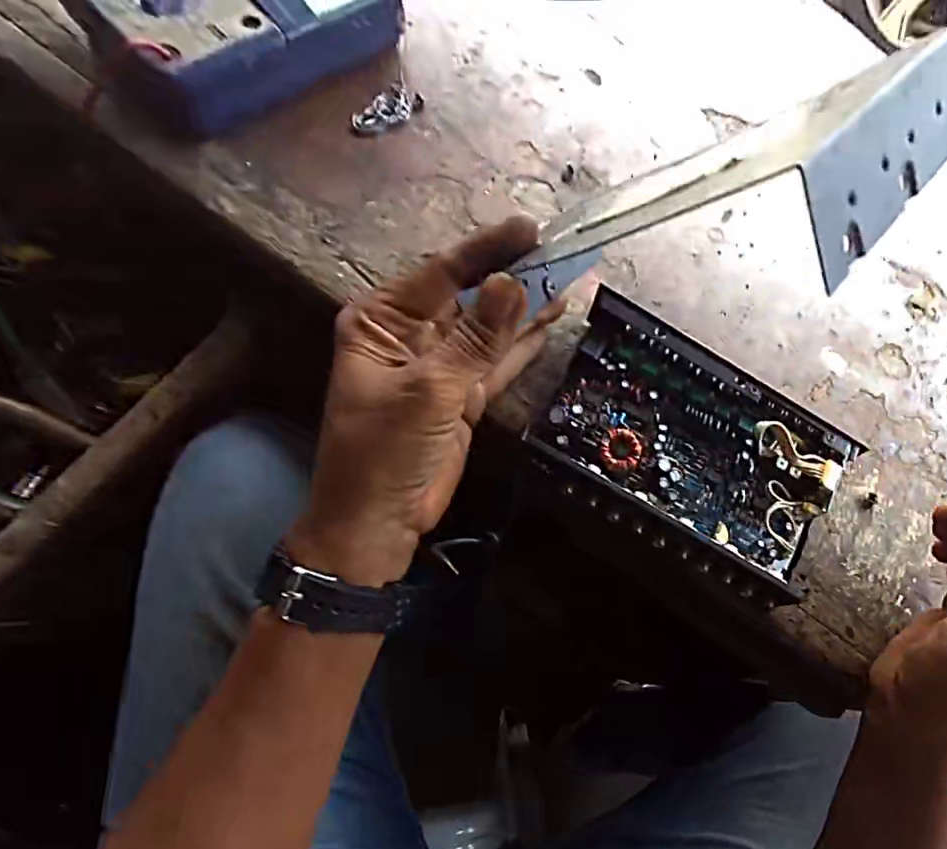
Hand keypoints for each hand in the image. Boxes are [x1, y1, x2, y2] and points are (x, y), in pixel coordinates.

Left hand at [286, 217, 563, 584]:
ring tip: (568, 281)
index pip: (441, 273)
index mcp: (382, 321)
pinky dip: (523, 347)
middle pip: (470, 299)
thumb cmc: (384, 452)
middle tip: (562, 254)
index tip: (530, 231)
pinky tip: (549, 321)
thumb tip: (512, 285)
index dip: (488, 252)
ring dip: (526, 311)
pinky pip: (497, 364)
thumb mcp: (429, 391)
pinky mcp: (462, 397)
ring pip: (490, 331)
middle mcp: (411, 336)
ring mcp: (440, 368)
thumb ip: (475, 340)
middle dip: (514, 279)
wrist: (379, 519)